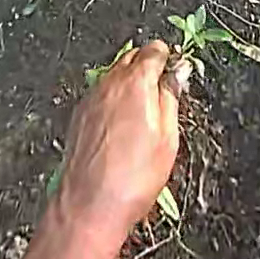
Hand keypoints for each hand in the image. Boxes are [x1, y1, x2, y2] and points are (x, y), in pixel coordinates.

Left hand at [54, 39, 181, 238]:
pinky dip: (114, 98)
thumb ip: (171, 96)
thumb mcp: (168, 137)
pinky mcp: (80, 114)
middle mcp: (111, 82)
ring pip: (115, 74)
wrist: (88, 209)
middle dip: (148, 67)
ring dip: (130, 82)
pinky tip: (121, 125)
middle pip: (133, 57)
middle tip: (161, 94)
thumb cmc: (133, 177)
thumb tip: (179, 70)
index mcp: (136, 82)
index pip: (154, 49)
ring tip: (142, 114)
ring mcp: (92, 97)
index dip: (168, 59)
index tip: (174, 74)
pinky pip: (102, 92)